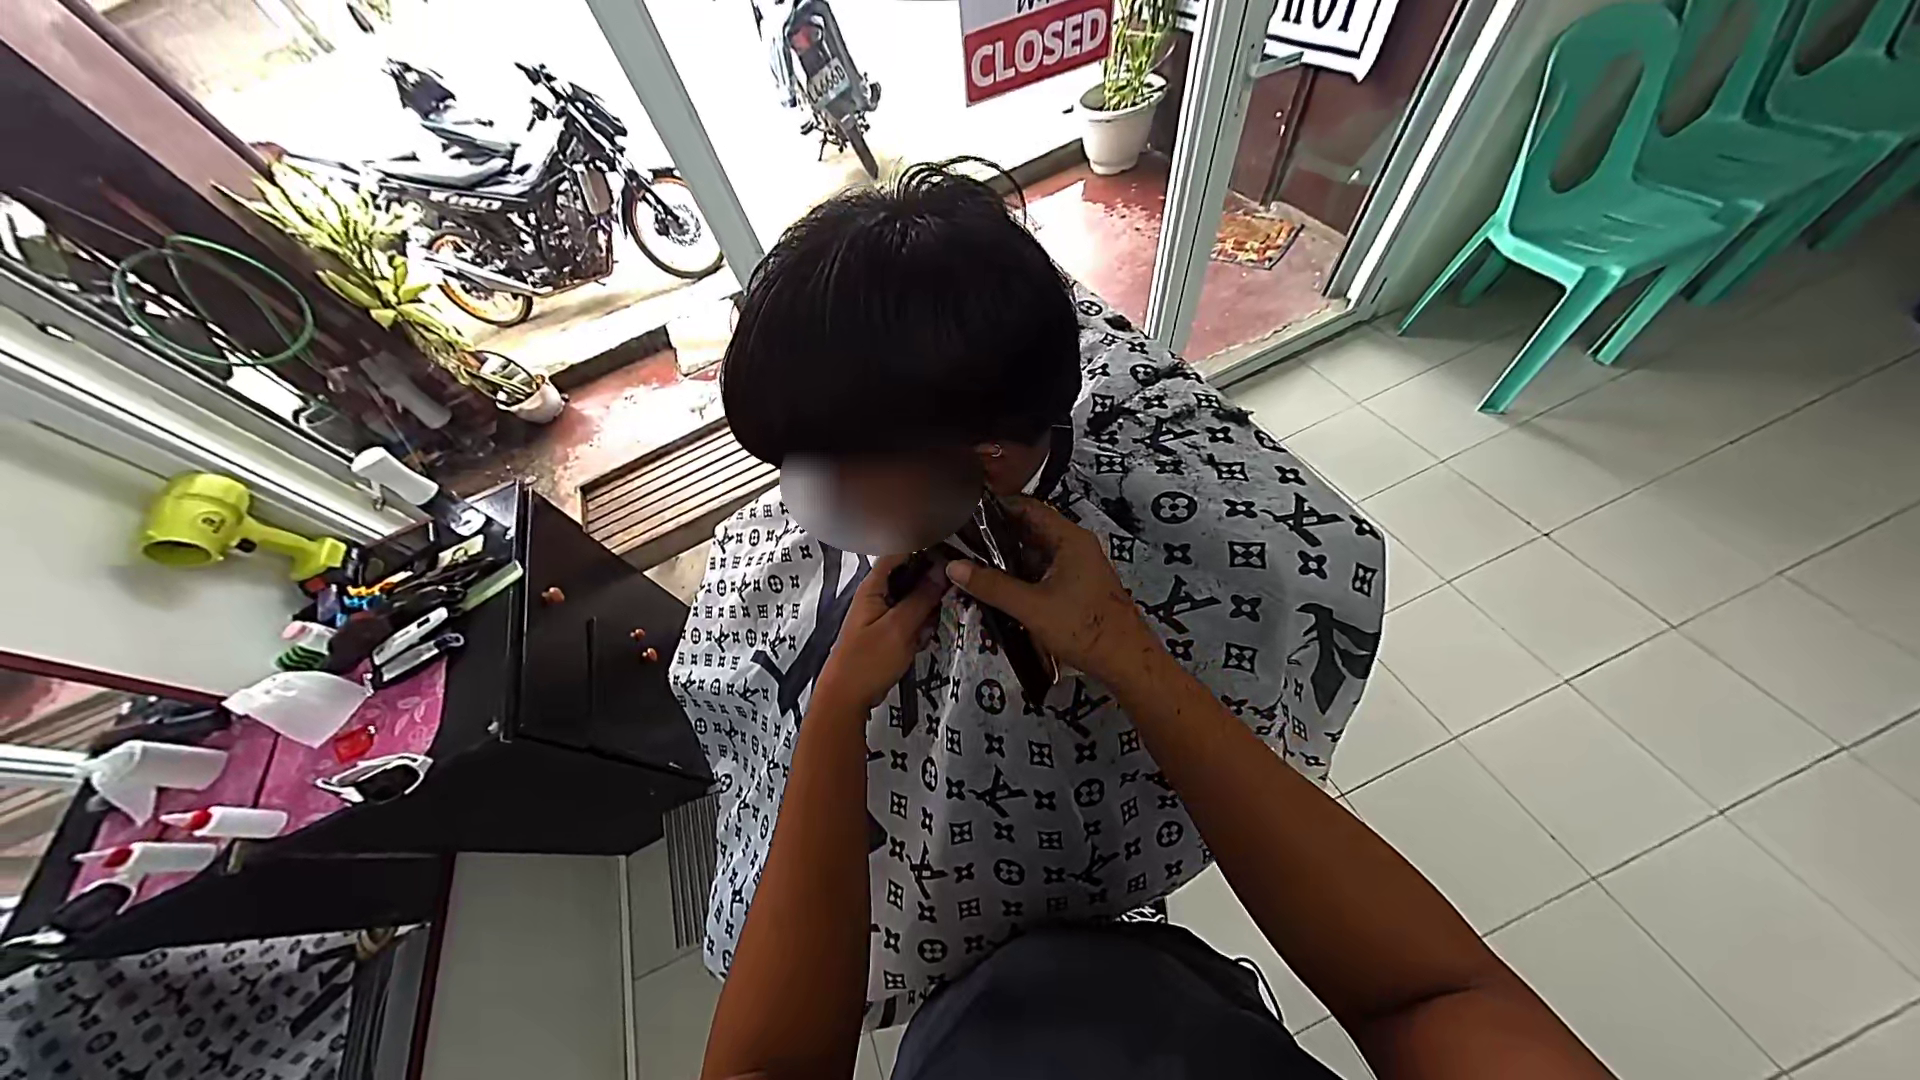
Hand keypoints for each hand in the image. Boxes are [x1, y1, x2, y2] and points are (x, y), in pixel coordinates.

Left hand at [813, 555, 948, 712]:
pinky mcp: (888, 630)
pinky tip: (919, 642)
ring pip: (914, 600)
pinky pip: (911, 620)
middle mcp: (877, 595)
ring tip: (924, 631)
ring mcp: (882, 613)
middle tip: (939, 605)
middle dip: (929, 589)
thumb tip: (942, 569)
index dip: (923, 550)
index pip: (899, 553)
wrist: (847, 698)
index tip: (949, 558)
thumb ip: (922, 597)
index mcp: (873, 586)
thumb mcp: (899, 627)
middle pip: (910, 577)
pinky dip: (919, 629)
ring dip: (925, 613)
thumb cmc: (867, 661)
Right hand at [944, 497, 1161, 685]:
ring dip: (1010, 561)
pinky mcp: (1078, 586)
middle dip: (999, 538)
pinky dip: (1024, 578)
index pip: (1029, 508)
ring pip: (1037, 554)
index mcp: (1070, 539)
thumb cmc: (1084, 628)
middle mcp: (1076, 546)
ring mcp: (1079, 567)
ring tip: (976, 568)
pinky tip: (1002, 591)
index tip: (968, 514)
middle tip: (965, 545)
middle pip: (1031, 531)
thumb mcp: (1031, 607)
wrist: (1126, 661)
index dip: (998, 507)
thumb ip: (991, 586)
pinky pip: (1044, 572)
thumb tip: (954, 567)